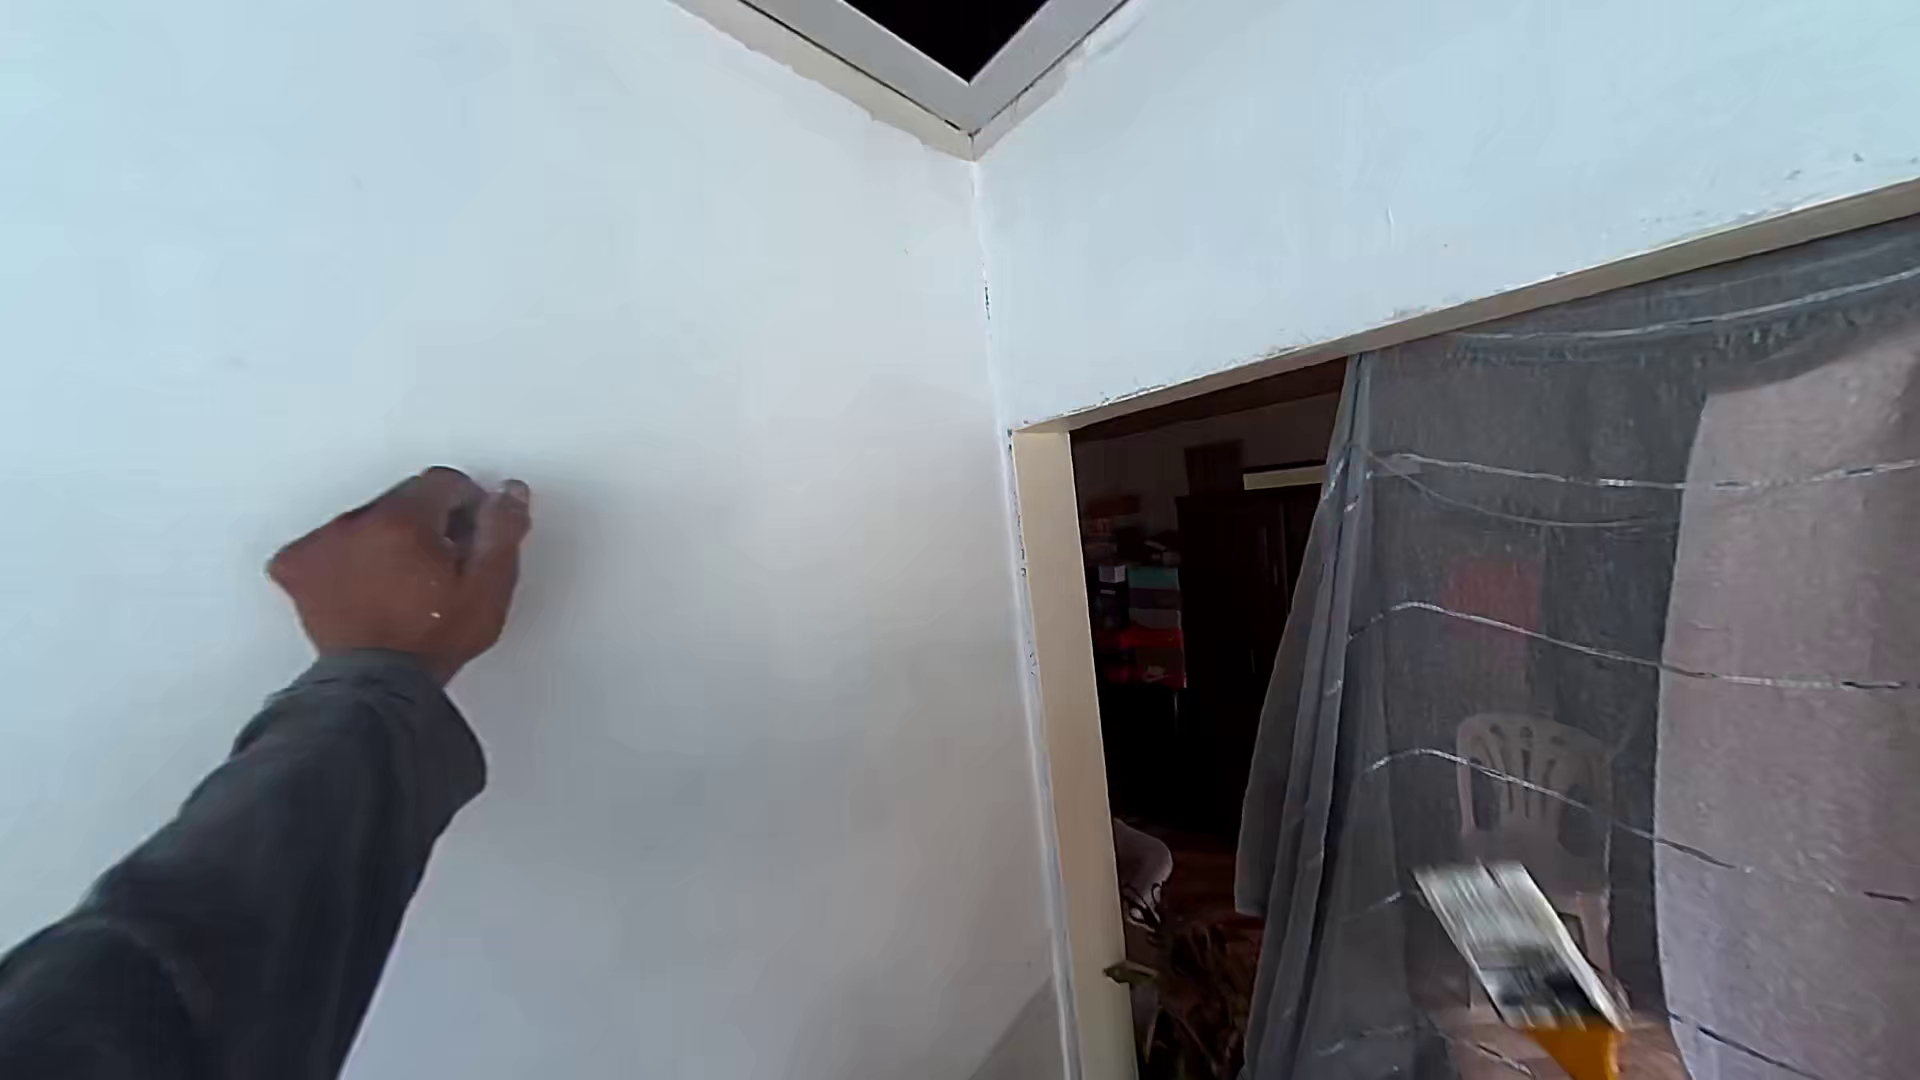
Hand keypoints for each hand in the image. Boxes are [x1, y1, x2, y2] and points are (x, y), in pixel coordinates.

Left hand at [269, 467, 532, 683]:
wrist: (380, 681)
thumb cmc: (439, 634)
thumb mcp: (493, 581)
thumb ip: (502, 527)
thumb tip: (509, 490)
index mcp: (401, 523)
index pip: (442, 481)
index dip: (470, 503)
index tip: (476, 533)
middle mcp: (352, 524)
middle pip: (406, 497)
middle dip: (433, 520)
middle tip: (449, 562)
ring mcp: (319, 545)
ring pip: (373, 516)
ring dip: (396, 535)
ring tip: (414, 578)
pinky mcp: (297, 565)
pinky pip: (337, 538)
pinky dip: (359, 551)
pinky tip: (379, 581)